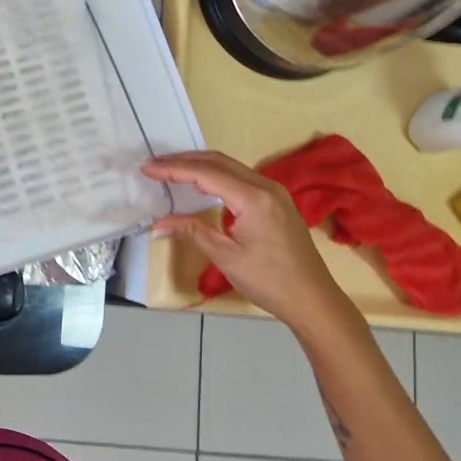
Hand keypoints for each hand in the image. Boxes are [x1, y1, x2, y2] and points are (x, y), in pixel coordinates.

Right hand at [141, 150, 348, 329]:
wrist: (314, 300)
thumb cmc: (270, 281)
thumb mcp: (226, 257)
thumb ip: (192, 232)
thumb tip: (158, 224)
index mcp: (253, 198)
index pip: (206, 174)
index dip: (173, 169)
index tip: (147, 169)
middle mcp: (266, 186)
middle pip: (218, 162)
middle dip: (184, 161)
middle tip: (154, 165)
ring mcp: (275, 192)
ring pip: (230, 167)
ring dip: (200, 166)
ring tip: (171, 171)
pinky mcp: (277, 201)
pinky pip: (241, 177)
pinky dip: (216, 176)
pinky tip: (202, 185)